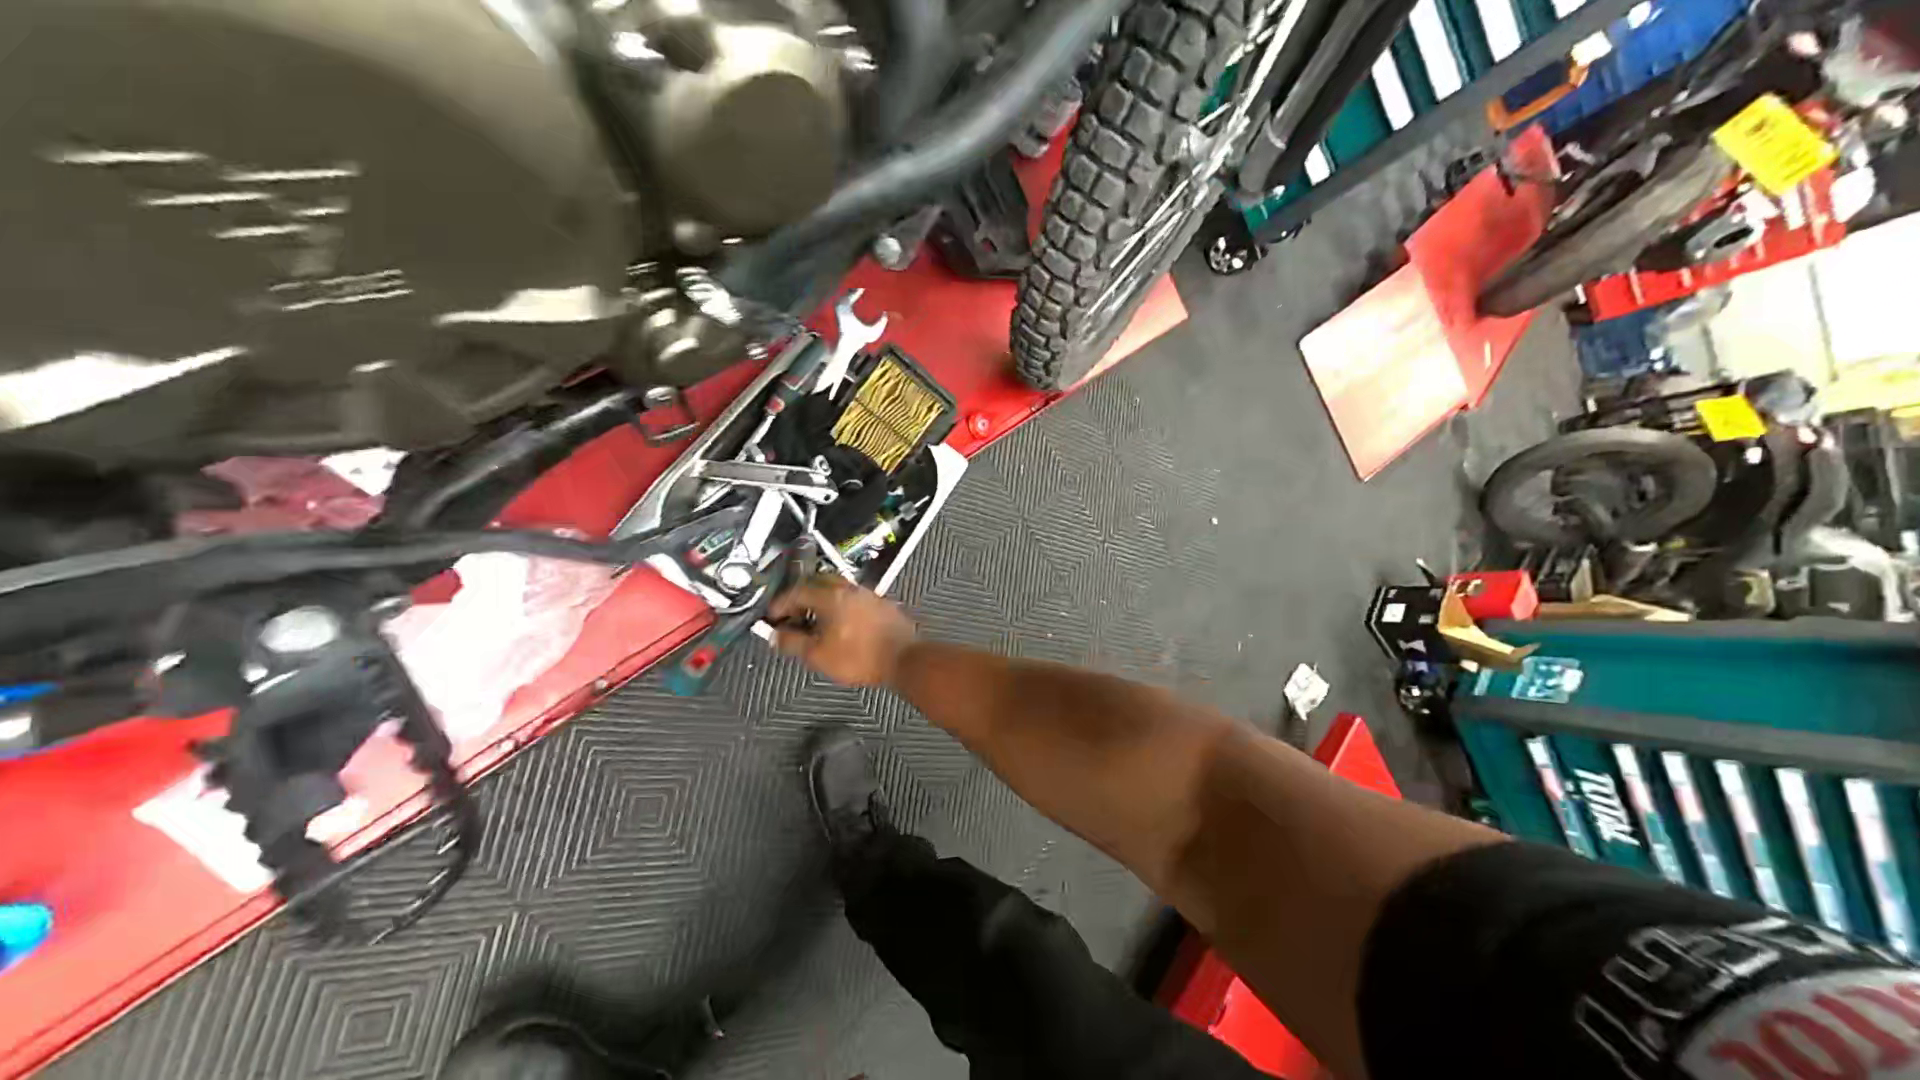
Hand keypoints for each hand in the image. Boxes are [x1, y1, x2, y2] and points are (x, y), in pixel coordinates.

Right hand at [768, 576, 915, 685]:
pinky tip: (838, 624)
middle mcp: (848, 588)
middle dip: (799, 597)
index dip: (779, 604)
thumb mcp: (818, 655)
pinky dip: (838, 606)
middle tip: (790, 616)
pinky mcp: (880, 604)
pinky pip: (852, 598)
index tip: (771, 617)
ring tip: (812, 621)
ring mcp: (867, 594)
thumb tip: (775, 635)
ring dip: (820, 601)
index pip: (796, 592)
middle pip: (817, 583)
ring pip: (836, 589)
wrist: (904, 659)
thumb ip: (792, 643)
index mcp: (829, 596)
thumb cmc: (859, 658)